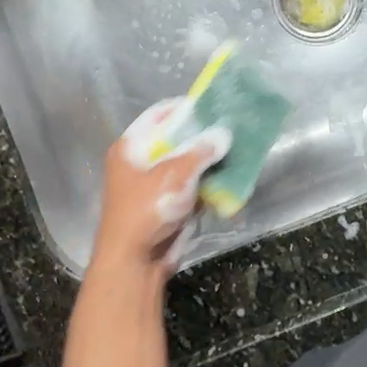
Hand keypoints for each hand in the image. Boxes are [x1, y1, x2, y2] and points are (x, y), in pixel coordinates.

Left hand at [94, 99, 230, 275]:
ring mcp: (154, 185)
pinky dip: (208, 182)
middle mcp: (139, 162)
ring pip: (186, 164)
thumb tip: (225, 134)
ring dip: (209, 160)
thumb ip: (202, 151)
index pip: (159, 115)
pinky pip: (191, 186)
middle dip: (203, 136)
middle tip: (230, 126)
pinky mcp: (167, 204)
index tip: (213, 104)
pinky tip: (230, 175)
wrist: (135, 262)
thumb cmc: (147, 209)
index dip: (185, 108)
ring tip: (236, 147)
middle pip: (175, 140)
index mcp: (130, 147)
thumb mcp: (175, 174)